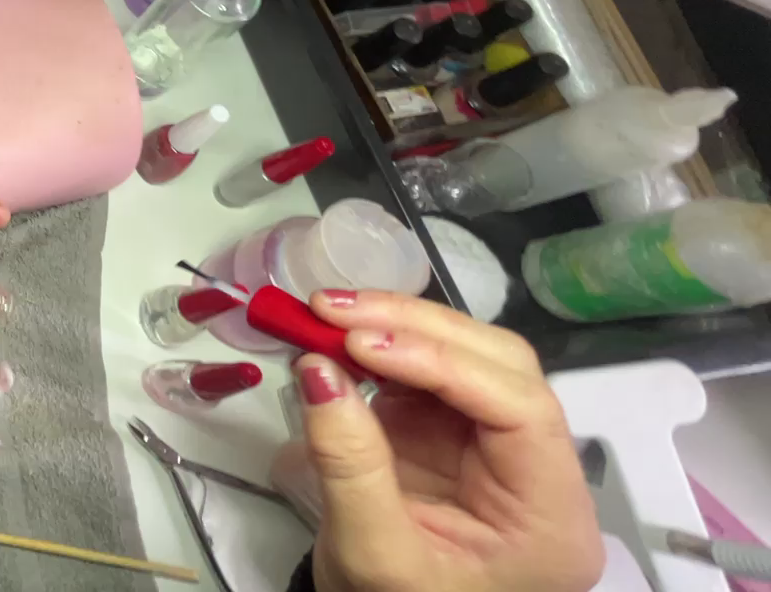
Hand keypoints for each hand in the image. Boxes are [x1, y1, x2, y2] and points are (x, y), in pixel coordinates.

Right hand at [297, 290, 603, 591]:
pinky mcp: (438, 427)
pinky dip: (374, 340)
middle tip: (329, 309)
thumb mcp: (370, 551)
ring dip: (392, 322)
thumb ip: (348, 463)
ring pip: (462, 352)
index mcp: (547, 516)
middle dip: (414, 325)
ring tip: (322, 311)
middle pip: (500, 365)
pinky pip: (417, 366)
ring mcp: (485, 442)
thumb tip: (315, 367)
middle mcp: (532, 467)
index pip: (519, 409)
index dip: (440, 361)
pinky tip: (333, 335)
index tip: (355, 343)